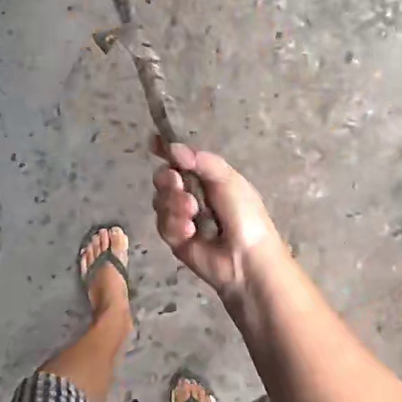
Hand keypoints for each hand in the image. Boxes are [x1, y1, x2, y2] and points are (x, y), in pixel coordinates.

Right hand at [152, 138, 284, 298]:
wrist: (247, 258)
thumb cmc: (245, 215)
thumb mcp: (229, 180)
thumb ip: (202, 161)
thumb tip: (173, 147)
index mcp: (206, 177)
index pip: (181, 159)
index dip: (165, 150)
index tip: (154, 144)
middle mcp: (191, 194)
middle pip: (164, 178)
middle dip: (168, 180)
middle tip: (178, 184)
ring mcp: (181, 216)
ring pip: (160, 201)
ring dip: (174, 204)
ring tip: (193, 213)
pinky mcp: (175, 238)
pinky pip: (162, 224)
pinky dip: (174, 225)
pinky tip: (190, 231)